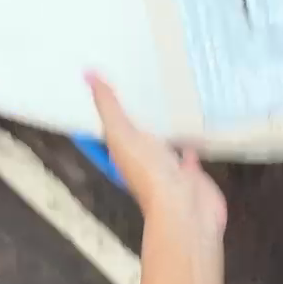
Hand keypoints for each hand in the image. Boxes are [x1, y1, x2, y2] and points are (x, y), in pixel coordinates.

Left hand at [86, 73, 226, 238]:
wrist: (186, 210)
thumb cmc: (150, 174)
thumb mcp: (121, 135)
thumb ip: (108, 107)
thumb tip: (88, 72)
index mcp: (123, 153)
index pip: (112, 127)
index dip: (109, 106)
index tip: (109, 77)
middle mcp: (144, 161)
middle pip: (139, 133)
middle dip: (140, 113)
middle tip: (142, 78)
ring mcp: (170, 169)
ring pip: (165, 143)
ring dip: (167, 127)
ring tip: (169, 95)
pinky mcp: (192, 173)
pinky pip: (189, 153)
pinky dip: (191, 140)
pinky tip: (194, 124)